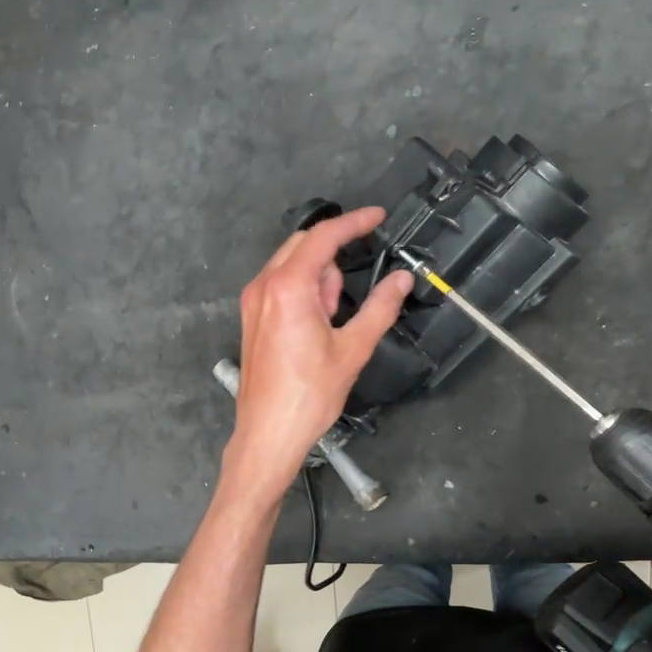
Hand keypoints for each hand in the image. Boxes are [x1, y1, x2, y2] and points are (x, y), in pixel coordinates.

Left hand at [226, 207, 413, 488]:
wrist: (268, 433)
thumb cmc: (308, 396)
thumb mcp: (353, 349)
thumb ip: (380, 308)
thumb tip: (401, 280)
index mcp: (287, 288)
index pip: (324, 237)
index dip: (354, 223)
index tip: (378, 218)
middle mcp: (263, 287)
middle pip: (303, 246)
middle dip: (333, 260)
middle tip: (350, 298)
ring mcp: (252, 303)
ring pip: (291, 267)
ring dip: (318, 281)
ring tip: (330, 324)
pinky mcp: (251, 320)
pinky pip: (279, 288)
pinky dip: (302, 294)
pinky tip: (314, 327)